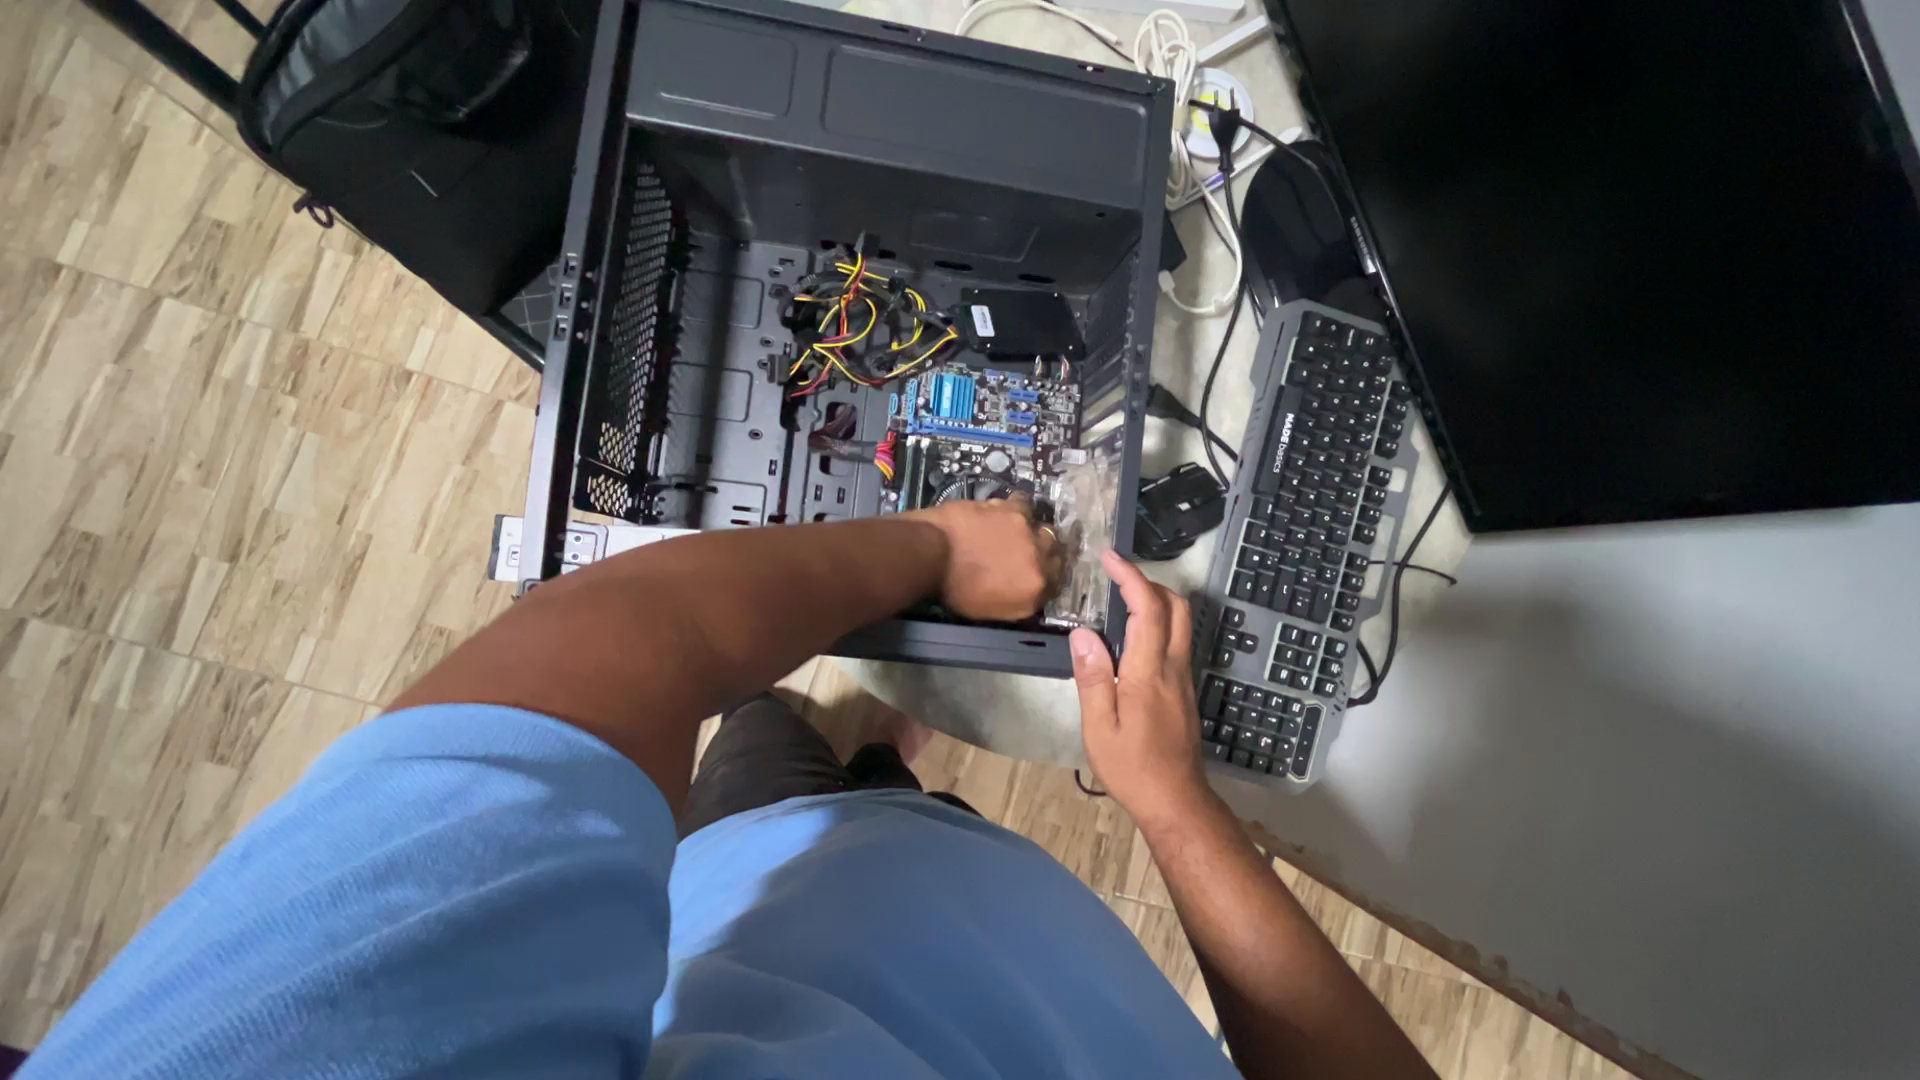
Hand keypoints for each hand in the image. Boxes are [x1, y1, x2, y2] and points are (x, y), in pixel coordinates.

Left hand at [910, 494, 1058, 620]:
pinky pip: (1023, 504)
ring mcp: (1026, 532)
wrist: (932, 552)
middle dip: (1044, 551)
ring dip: (1031, 529)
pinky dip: (1015, 508)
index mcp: (1034, 589)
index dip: (1046, 575)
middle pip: (1053, 552)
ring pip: (1042, 526)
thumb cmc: (952, 588)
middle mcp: (1038, 560)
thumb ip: (1015, 599)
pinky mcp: (1011, 508)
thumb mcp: (988, 609)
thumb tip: (1021, 588)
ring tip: (1013, 530)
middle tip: (1026, 551)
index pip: (1054, 582)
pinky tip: (1003, 511)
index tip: (1035, 572)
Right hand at [1070, 549, 1209, 825]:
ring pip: (1181, 623)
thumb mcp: (1099, 728)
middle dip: (1148, 582)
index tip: (1110, 558)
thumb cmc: (1133, 768)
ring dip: (1156, 601)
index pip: (1149, 609)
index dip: (1131, 577)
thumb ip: (1093, 678)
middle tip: (1116, 577)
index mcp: (1149, 673)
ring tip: (1121, 600)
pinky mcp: (1184, 690)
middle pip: (1176, 607)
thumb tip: (1083, 634)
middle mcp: (1173, 668)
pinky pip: (1177, 641)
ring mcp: (1183, 678)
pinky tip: (1133, 636)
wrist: (1176, 802)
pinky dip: (1158, 623)